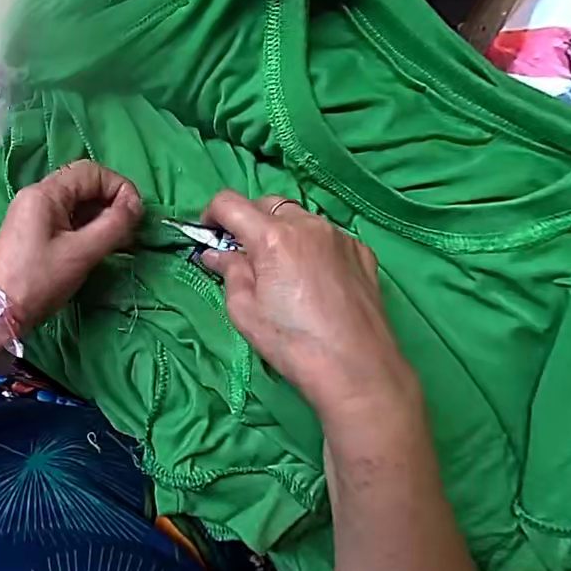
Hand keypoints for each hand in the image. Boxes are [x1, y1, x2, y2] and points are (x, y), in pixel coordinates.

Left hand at [0, 160, 143, 327]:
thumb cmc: (39, 280)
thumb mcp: (82, 253)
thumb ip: (114, 225)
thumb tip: (136, 206)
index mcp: (45, 194)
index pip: (92, 172)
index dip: (119, 187)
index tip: (135, 214)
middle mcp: (37, 196)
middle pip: (84, 184)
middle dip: (112, 201)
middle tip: (130, 228)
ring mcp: (34, 213)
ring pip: (78, 202)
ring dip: (102, 216)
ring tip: (120, 240)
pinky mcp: (35, 231)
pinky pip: (68, 218)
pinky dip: (88, 226)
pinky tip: (101, 245)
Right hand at [199, 191, 416, 411]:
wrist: (356, 369)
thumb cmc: (291, 342)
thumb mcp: (244, 310)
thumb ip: (229, 271)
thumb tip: (218, 254)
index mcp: (272, 236)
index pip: (230, 202)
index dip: (212, 214)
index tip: (210, 234)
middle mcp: (307, 225)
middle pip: (266, 204)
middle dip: (248, 222)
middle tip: (244, 255)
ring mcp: (338, 236)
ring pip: (299, 218)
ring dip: (282, 232)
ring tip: (281, 269)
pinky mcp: (361, 252)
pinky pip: (326, 236)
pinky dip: (311, 245)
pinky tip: (312, 278)